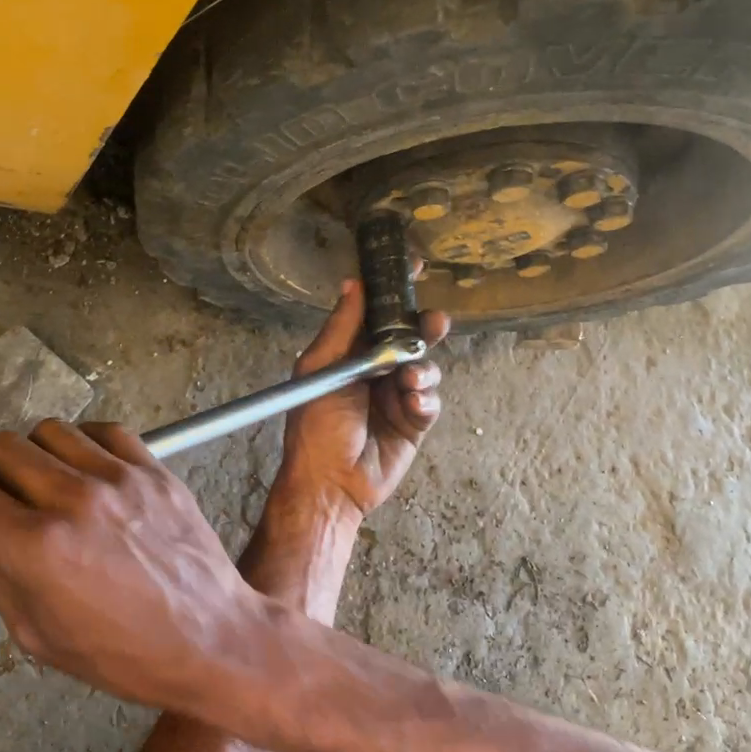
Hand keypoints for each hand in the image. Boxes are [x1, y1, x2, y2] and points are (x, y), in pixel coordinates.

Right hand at [0, 421, 270, 708]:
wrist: (215, 641)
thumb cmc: (124, 656)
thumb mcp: (39, 636)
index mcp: (36, 548)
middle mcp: (73, 499)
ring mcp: (118, 478)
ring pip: (47, 431)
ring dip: (31, 456)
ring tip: (43, 487)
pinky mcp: (154, 469)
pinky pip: (101, 430)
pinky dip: (81, 446)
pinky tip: (86, 474)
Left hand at [277, 280, 448, 521]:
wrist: (330, 482)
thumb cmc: (316, 426)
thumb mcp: (321, 370)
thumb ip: (341, 328)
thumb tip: (353, 283)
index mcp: (348, 355)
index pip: (375, 315)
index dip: (394, 293)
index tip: (416, 268)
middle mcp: (375, 371)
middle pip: (409, 337)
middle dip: (424, 328)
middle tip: (434, 323)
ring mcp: (396, 397)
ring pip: (425, 366)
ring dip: (423, 368)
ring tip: (411, 379)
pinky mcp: (414, 423)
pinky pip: (430, 401)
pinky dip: (426, 398)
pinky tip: (414, 404)